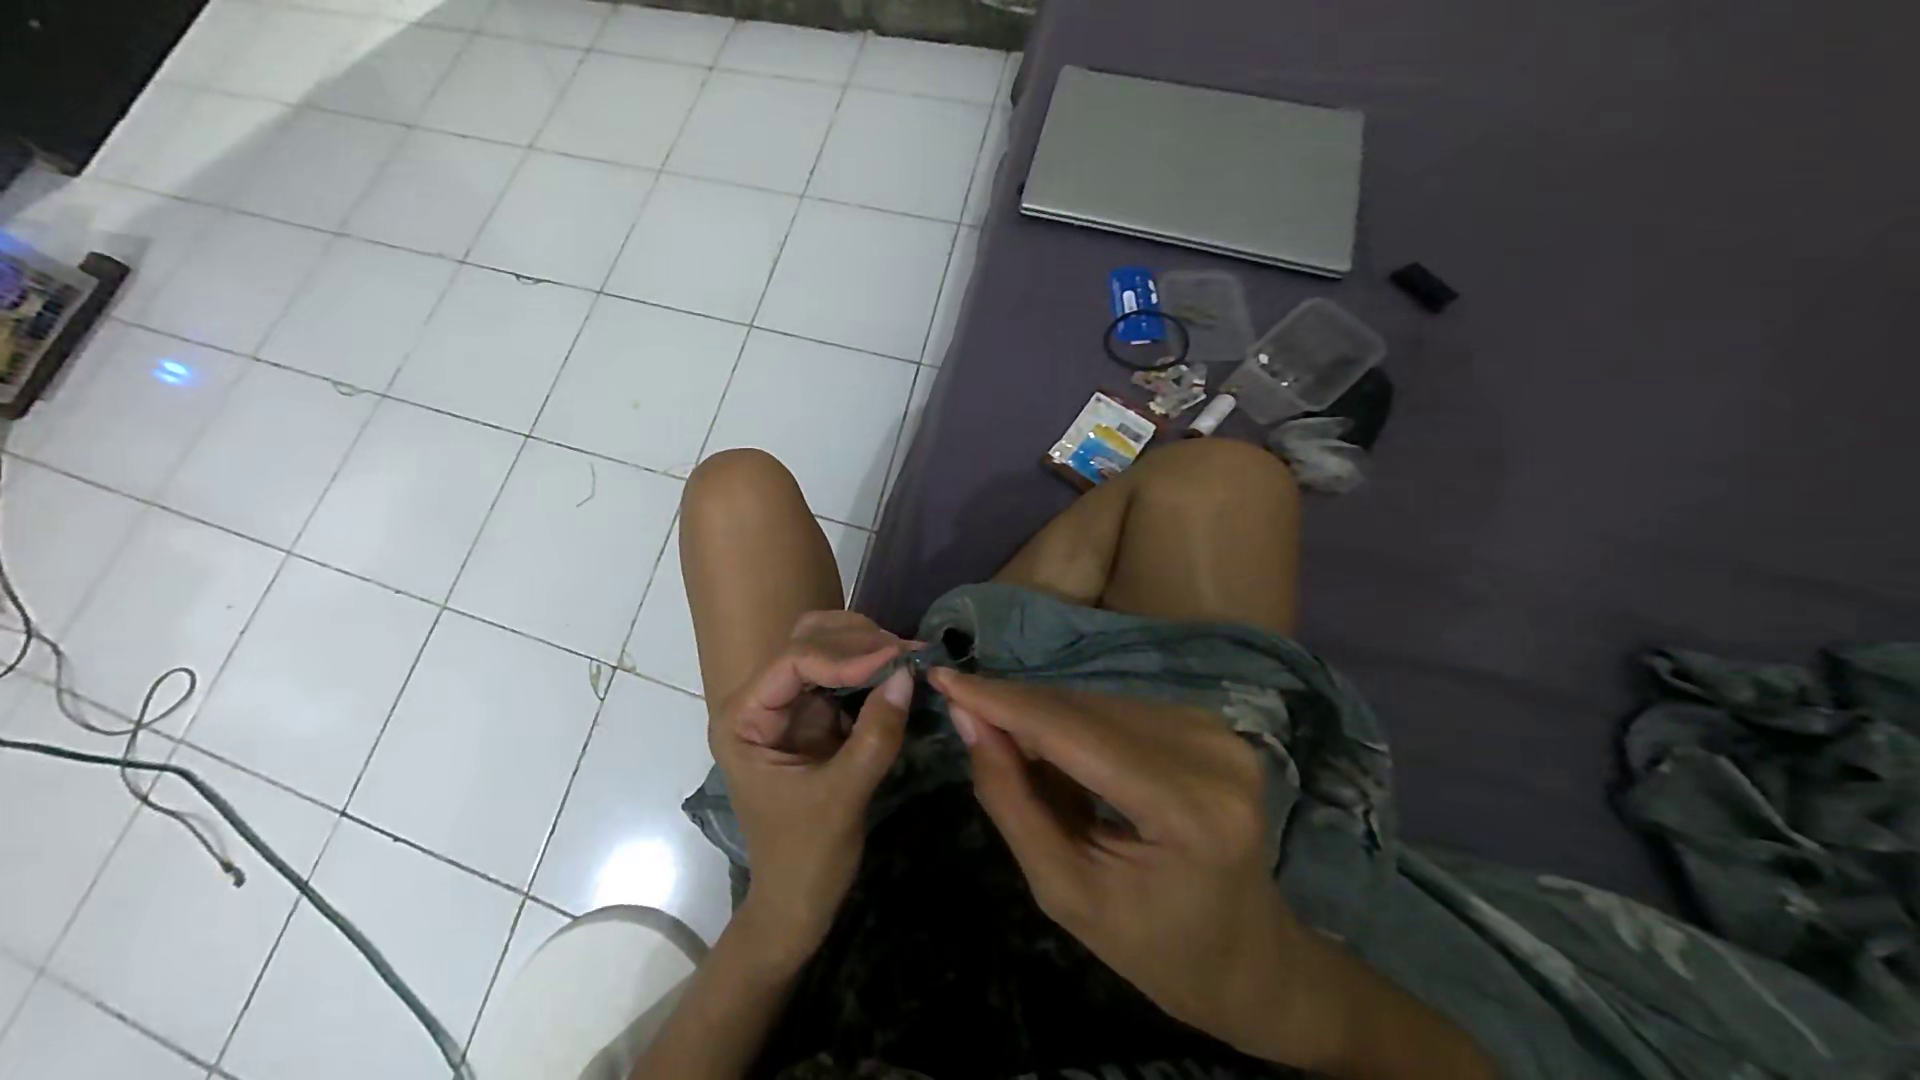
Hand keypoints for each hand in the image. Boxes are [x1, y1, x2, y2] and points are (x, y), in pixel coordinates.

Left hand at [712, 612, 914, 958]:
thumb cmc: (807, 855)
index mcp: (744, 720)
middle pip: (806, 642)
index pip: (792, 662)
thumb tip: (907, 675)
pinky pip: (842, 673)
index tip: (894, 659)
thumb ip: (874, 736)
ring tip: (905, 655)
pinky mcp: (815, 715)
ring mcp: (789, 706)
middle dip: (856, 642)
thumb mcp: (843, 797)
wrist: (800, 896)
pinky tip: (898, 667)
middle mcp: (761, 701)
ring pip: (823, 648)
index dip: (844, 655)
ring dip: (864, 644)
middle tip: (906, 652)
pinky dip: (871, 664)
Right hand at [931, 668, 1350, 1069]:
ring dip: (1043, 717)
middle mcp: (1212, 752)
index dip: (1004, 701)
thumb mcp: (1065, 890)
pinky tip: (1055, 753)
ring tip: (1009, 747)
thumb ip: (1013, 801)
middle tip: (962, 713)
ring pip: (1098, 702)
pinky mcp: (1211, 725)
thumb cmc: (1153, 947)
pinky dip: (1075, 724)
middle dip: (1016, 708)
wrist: (1247, 957)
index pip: (1076, 734)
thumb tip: (968, 720)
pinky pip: (1118, 710)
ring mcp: (1219, 732)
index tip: (941, 677)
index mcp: (1189, 809)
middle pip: (1086, 709)